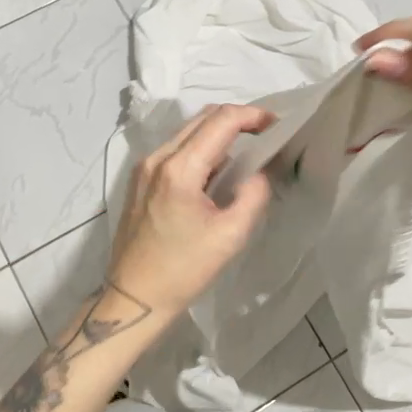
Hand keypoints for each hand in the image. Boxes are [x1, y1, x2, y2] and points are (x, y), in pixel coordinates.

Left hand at [107, 104, 275, 316]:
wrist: (134, 295)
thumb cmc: (183, 270)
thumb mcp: (230, 236)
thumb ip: (253, 196)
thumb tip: (259, 173)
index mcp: (179, 168)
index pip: (221, 121)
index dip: (252, 116)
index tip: (277, 124)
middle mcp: (157, 158)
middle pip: (202, 118)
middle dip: (237, 120)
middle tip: (266, 135)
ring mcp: (144, 167)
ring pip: (187, 132)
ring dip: (217, 134)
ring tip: (246, 153)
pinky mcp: (140, 179)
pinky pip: (175, 149)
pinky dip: (200, 149)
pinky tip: (216, 172)